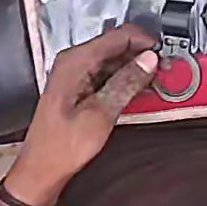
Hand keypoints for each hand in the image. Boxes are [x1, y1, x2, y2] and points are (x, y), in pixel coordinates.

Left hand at [3, 25, 159, 205]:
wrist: (42, 169)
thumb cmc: (62, 147)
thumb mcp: (101, 114)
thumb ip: (126, 83)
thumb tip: (148, 60)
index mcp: (75, 61)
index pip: (119, 36)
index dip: (145, 42)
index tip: (164, 54)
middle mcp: (74, 62)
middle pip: (117, 45)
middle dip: (143, 56)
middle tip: (164, 71)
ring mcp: (76, 73)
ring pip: (115, 59)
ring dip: (136, 69)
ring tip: (155, 83)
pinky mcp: (79, 86)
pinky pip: (108, 74)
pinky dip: (125, 80)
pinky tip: (138, 92)